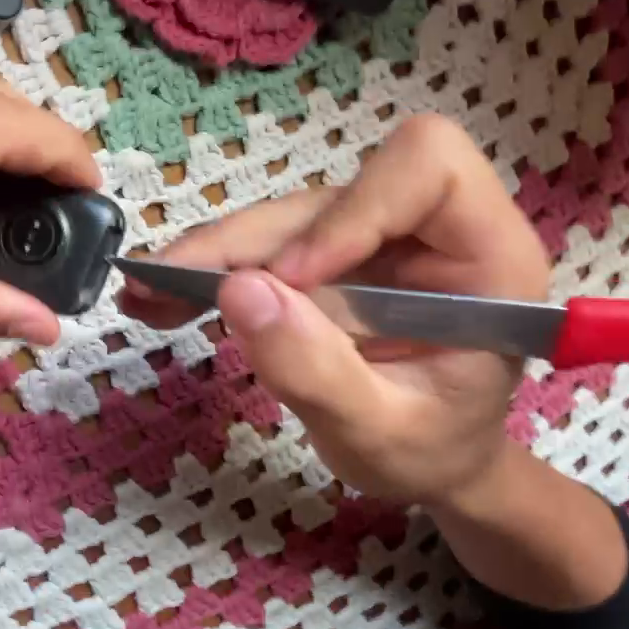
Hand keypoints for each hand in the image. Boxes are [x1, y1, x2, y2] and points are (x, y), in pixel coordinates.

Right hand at [122, 116, 548, 508]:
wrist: (430, 460)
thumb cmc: (432, 452)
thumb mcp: (379, 433)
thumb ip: (316, 369)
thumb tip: (236, 290)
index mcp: (482, 256)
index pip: (424, 169)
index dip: (351, 210)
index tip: (295, 279)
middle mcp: (424, 230)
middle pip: (324, 198)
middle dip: (241, 243)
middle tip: (162, 285)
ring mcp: (369, 241)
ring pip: (279, 222)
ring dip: (208, 258)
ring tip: (146, 300)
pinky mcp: (326, 259)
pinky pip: (260, 249)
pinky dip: (207, 273)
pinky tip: (160, 300)